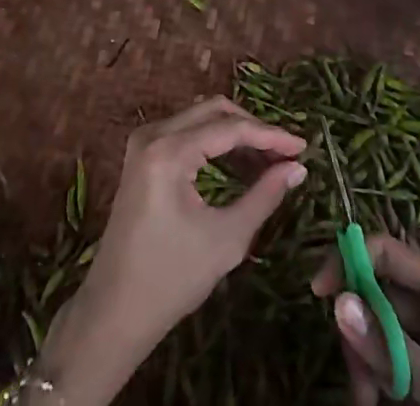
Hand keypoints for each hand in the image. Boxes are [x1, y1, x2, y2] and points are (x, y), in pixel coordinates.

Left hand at [31, 97, 306, 404]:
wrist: (115, 308)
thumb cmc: (172, 277)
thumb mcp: (227, 237)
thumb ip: (265, 195)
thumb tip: (297, 168)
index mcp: (169, 151)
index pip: (230, 128)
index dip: (271, 135)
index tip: (304, 147)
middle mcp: (152, 135)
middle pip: (214, 112)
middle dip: (253, 129)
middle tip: (287, 154)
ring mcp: (143, 143)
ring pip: (200, 119)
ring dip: (235, 135)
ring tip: (271, 162)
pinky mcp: (141, 157)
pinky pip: (185, 135)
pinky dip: (214, 145)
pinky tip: (241, 167)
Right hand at [313, 234, 419, 405]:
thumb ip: (399, 353)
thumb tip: (337, 302)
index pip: (386, 251)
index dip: (348, 261)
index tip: (319, 295)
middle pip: (374, 294)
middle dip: (356, 331)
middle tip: (358, 382)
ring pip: (375, 329)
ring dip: (363, 362)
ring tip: (367, 400)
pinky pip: (388, 358)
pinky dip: (375, 379)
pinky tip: (376, 401)